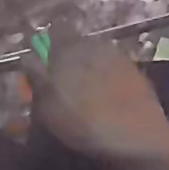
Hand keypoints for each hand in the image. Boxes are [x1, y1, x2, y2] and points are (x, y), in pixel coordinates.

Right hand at [34, 40, 168, 169]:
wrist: (140, 139)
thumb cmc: (85, 121)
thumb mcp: (47, 104)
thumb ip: (36, 76)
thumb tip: (28, 56)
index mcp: (72, 46)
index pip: (56, 30)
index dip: (49, 44)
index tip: (43, 65)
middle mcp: (97, 45)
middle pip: (78, 45)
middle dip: (70, 60)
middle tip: (63, 86)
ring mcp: (121, 59)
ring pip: (98, 59)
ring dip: (90, 72)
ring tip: (85, 98)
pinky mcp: (138, 77)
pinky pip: (115, 74)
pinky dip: (108, 84)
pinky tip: (106, 104)